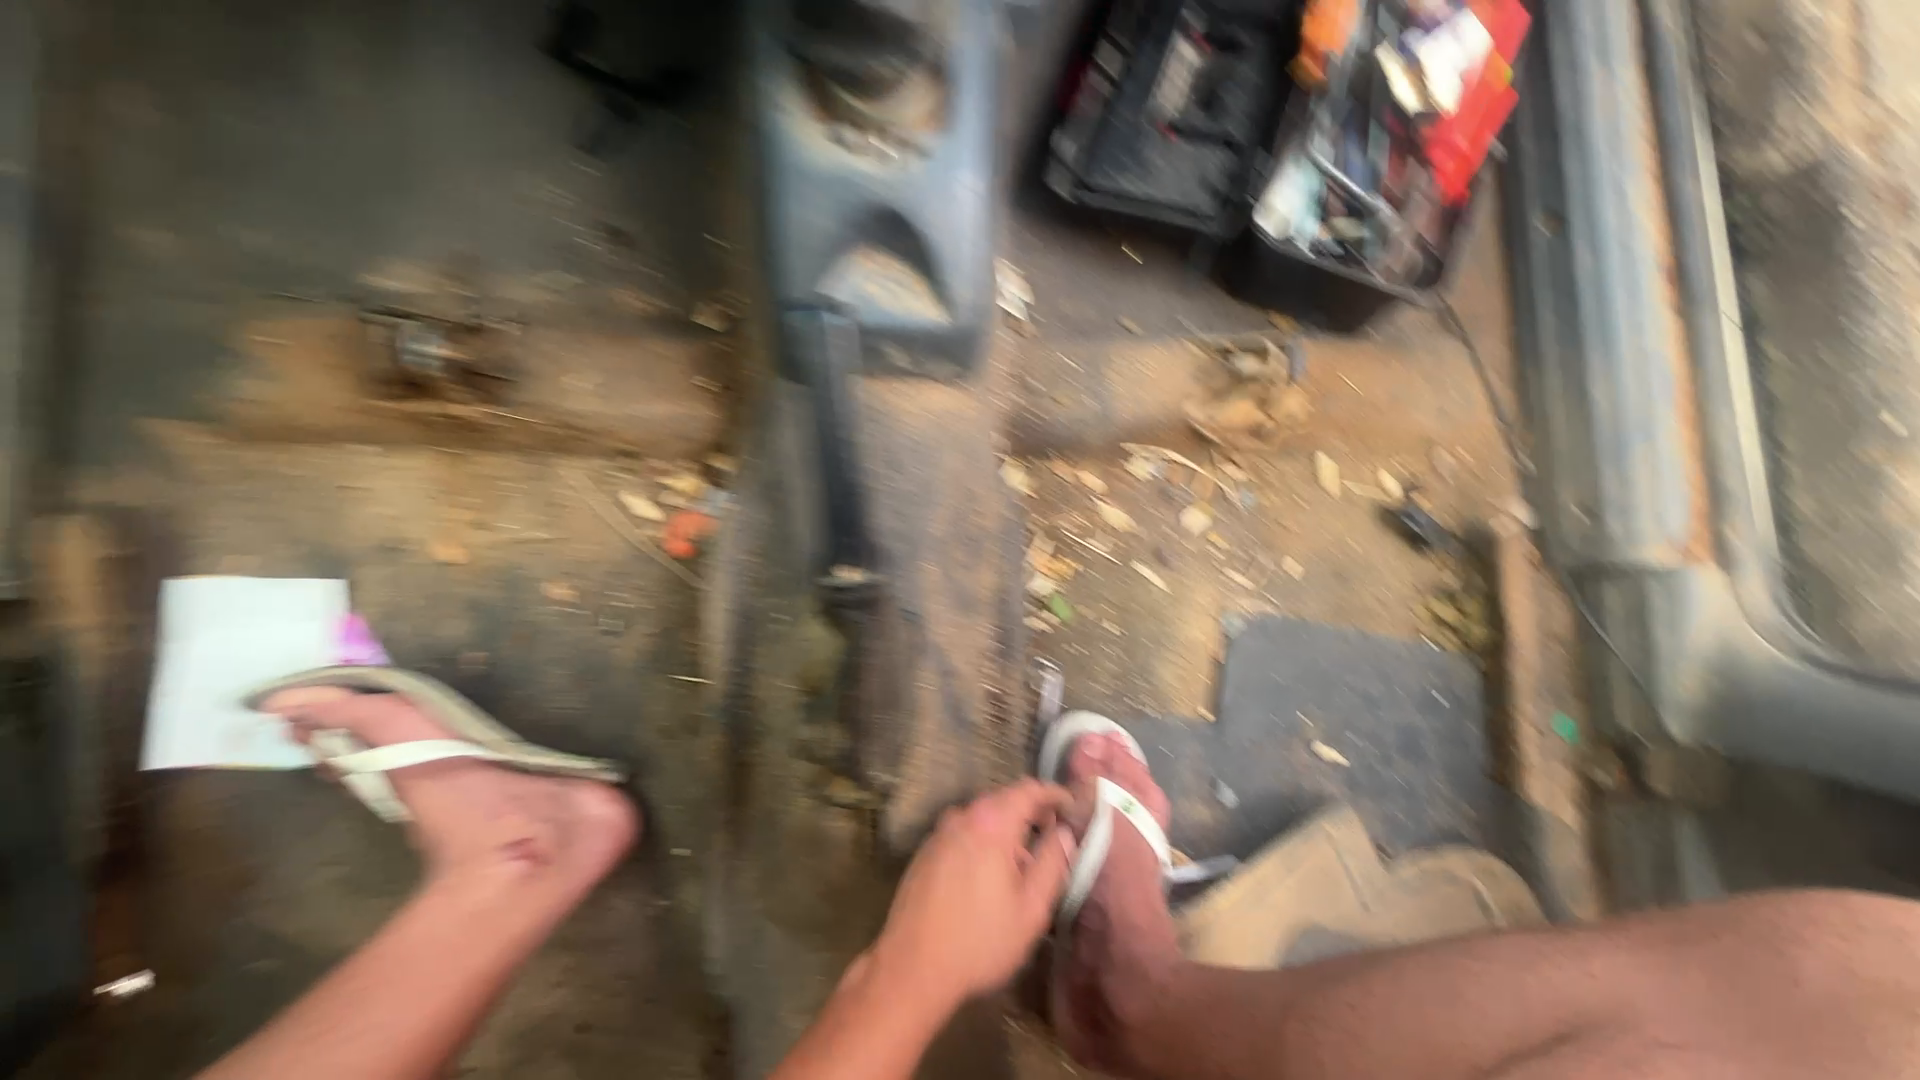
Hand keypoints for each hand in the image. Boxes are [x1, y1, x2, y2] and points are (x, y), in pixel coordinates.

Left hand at [866, 780, 1077, 1009]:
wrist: (911, 968)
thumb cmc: (980, 940)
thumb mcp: (1031, 908)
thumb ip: (1052, 863)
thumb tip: (1064, 834)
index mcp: (991, 824)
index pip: (1028, 790)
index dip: (1053, 794)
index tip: (1071, 806)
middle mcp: (961, 818)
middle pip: (1002, 800)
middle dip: (1030, 811)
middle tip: (1053, 833)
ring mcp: (938, 834)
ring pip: (980, 818)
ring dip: (1005, 829)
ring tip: (1024, 860)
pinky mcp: (925, 853)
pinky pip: (962, 834)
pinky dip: (982, 841)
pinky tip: (989, 874)